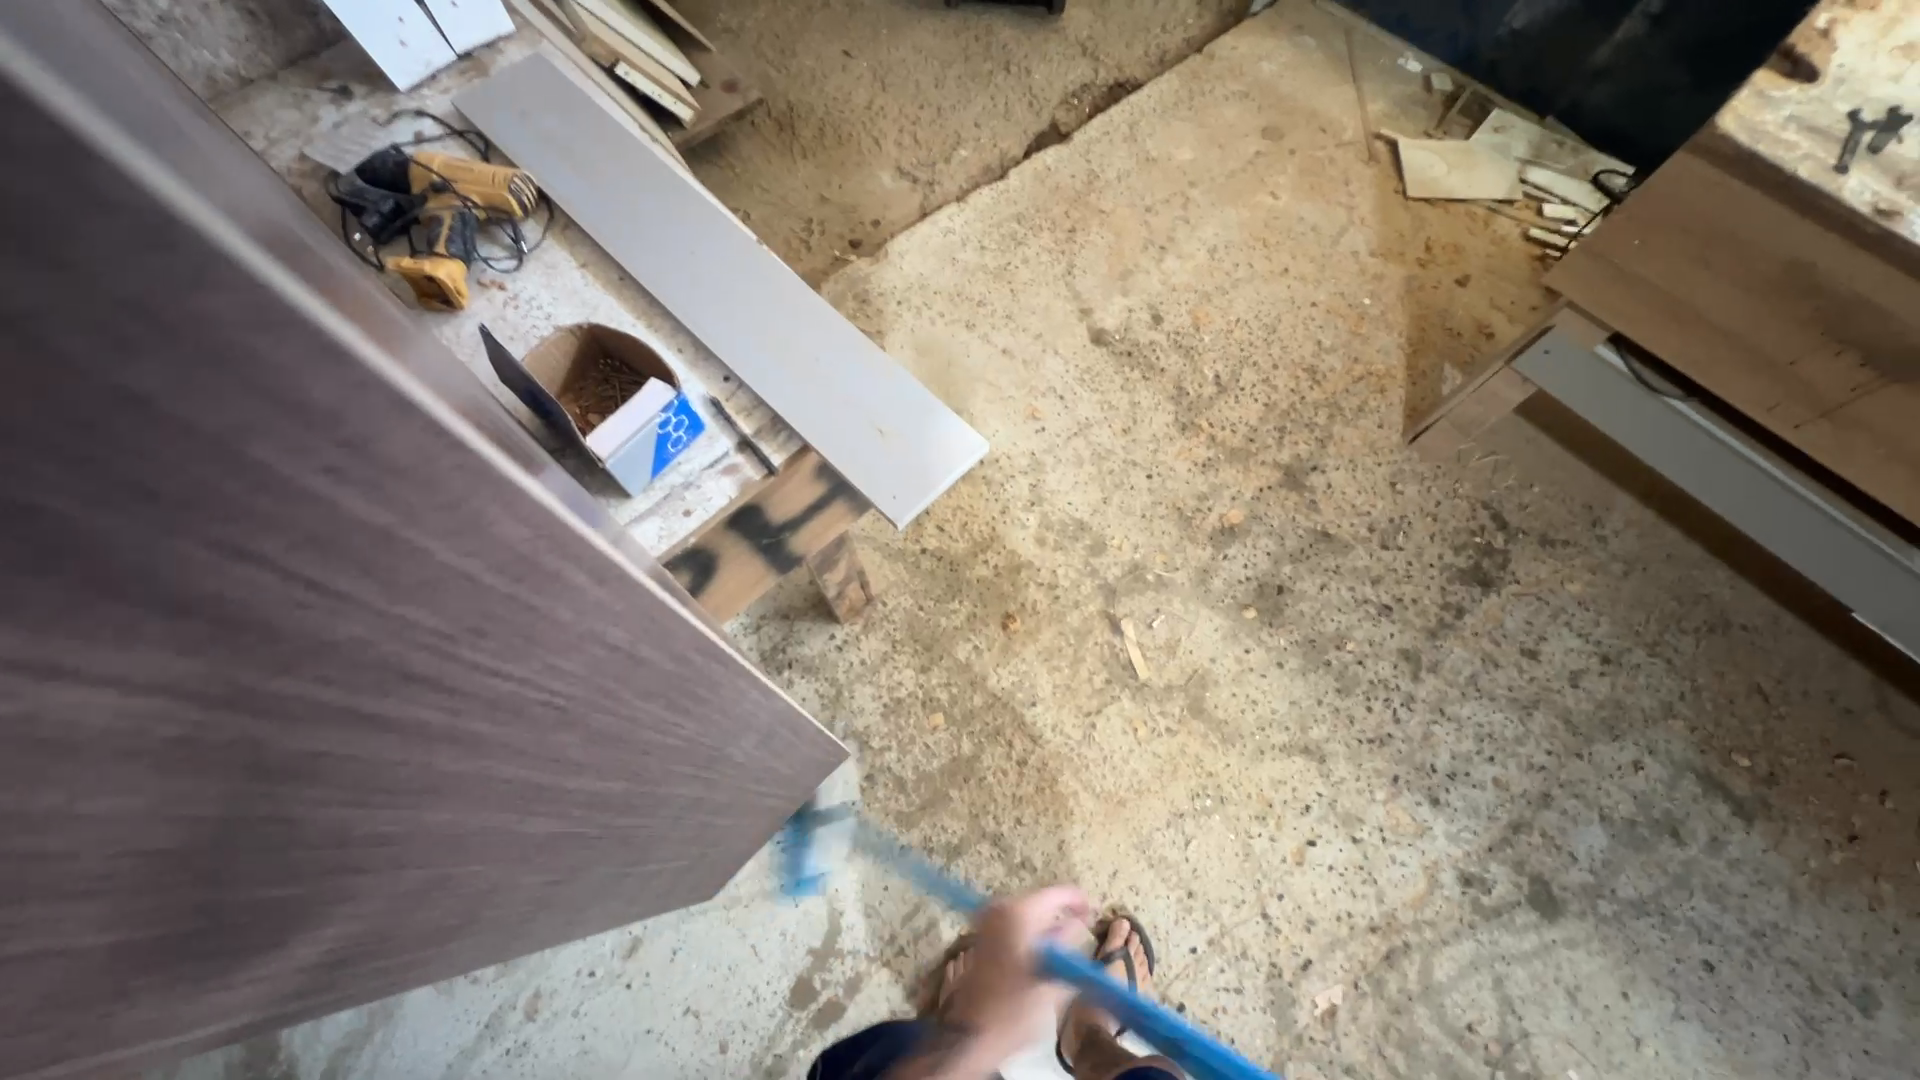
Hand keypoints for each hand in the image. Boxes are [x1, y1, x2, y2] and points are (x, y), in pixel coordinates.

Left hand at [941, 886, 1093, 1059]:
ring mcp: (987, 922)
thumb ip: (1068, 947)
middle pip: (1040, 901)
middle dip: (1061, 914)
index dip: (1079, 901)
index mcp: (1019, 914)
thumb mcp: (1052, 982)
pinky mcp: (981, 937)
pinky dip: (1029, 933)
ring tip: (1065, 946)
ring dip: (1045, 925)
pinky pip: (1012, 924)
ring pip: (1026, 914)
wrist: (970, 1034)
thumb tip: (1078, 927)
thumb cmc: (1014, 1009)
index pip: (1057, 893)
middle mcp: (1001, 909)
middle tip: (1082, 931)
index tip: (1094, 914)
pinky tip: (1042, 954)